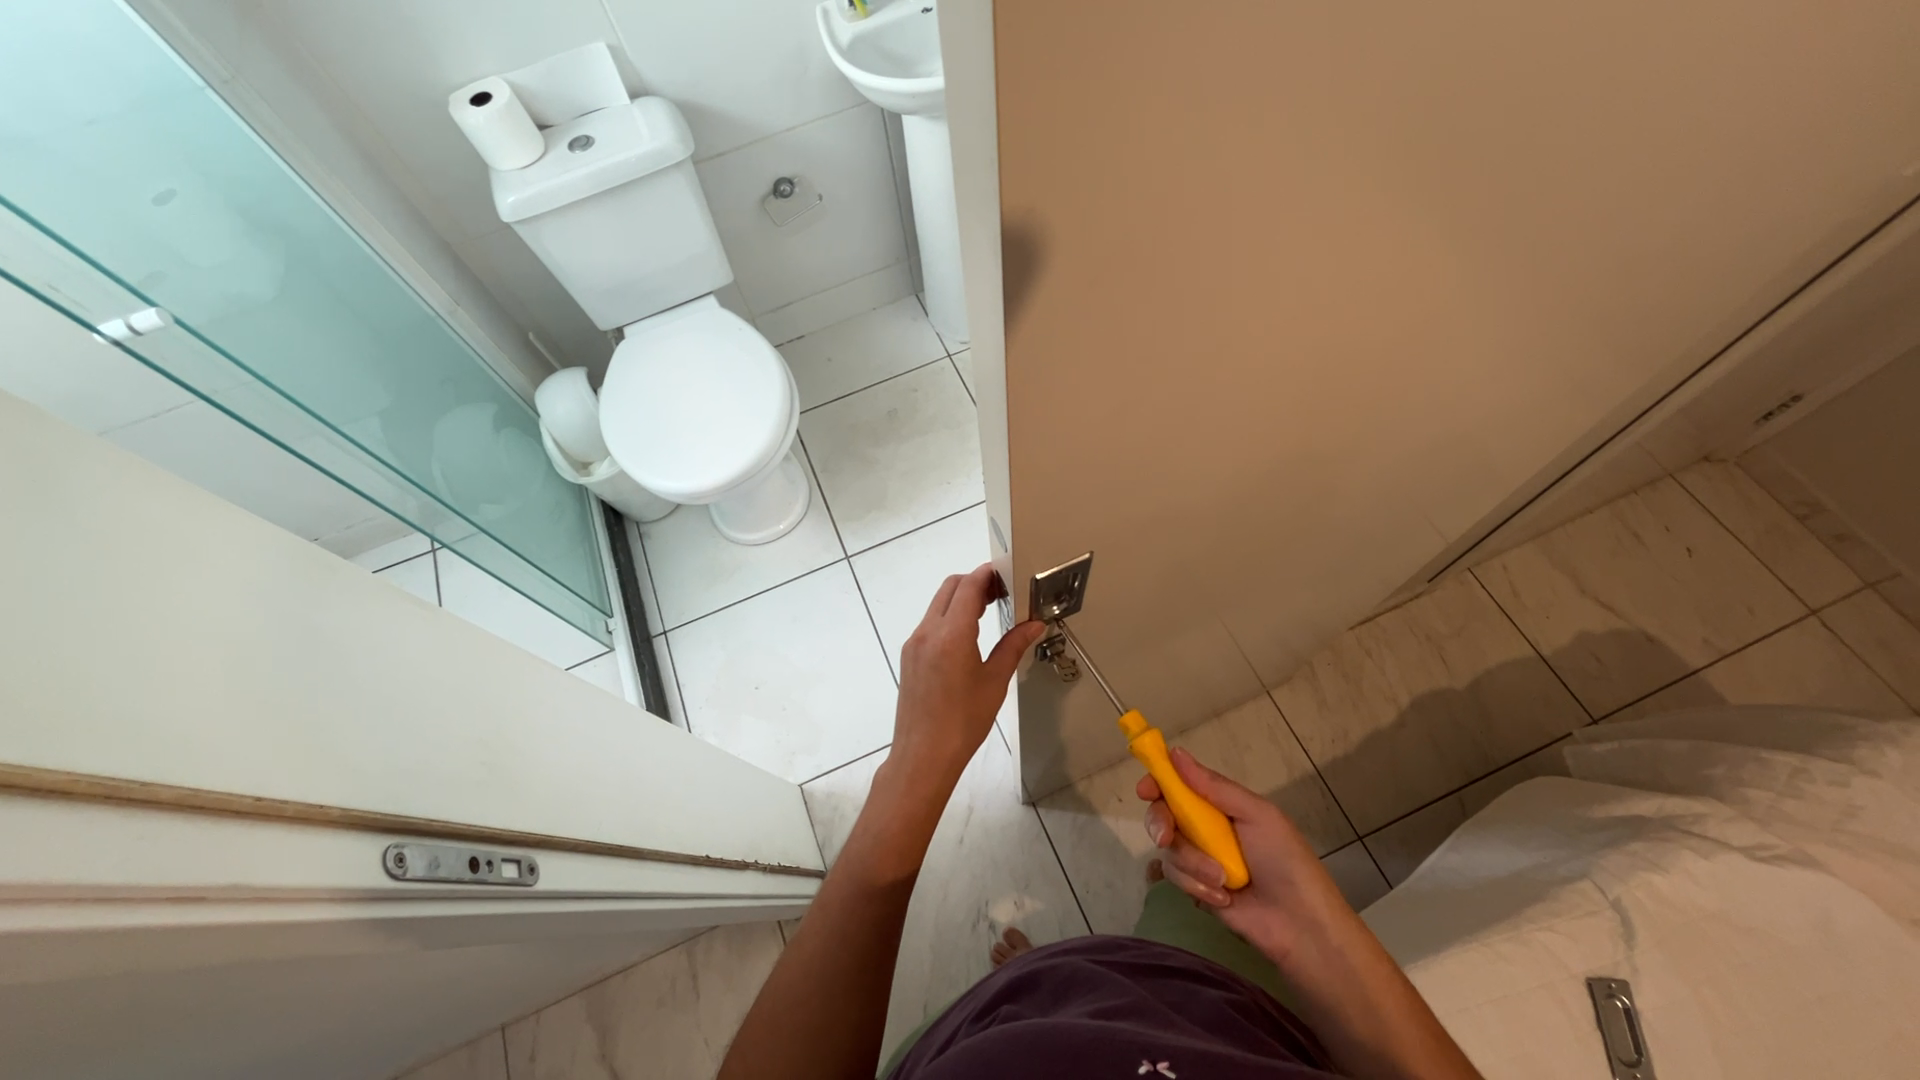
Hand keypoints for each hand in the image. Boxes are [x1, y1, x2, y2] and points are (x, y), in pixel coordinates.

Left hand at [886, 564, 1045, 790]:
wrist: (923, 755)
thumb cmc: (964, 722)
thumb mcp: (995, 682)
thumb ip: (1013, 646)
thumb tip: (1035, 624)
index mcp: (951, 634)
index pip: (968, 586)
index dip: (987, 574)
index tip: (1006, 572)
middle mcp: (927, 631)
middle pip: (950, 588)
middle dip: (974, 582)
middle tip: (1001, 593)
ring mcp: (914, 643)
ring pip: (937, 604)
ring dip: (961, 599)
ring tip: (988, 612)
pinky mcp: (909, 656)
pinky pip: (930, 623)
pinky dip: (949, 617)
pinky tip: (968, 636)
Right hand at [1138, 747, 1360, 966]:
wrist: (1299, 923)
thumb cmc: (1284, 860)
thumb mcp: (1256, 815)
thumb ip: (1214, 787)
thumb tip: (1175, 753)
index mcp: (1221, 805)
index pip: (1179, 784)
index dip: (1158, 782)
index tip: (1146, 790)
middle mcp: (1205, 828)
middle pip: (1162, 814)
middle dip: (1161, 824)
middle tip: (1166, 838)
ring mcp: (1198, 859)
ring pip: (1168, 849)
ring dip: (1192, 864)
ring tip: (1223, 880)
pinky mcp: (1195, 888)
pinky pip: (1174, 878)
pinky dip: (1195, 886)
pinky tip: (1221, 897)